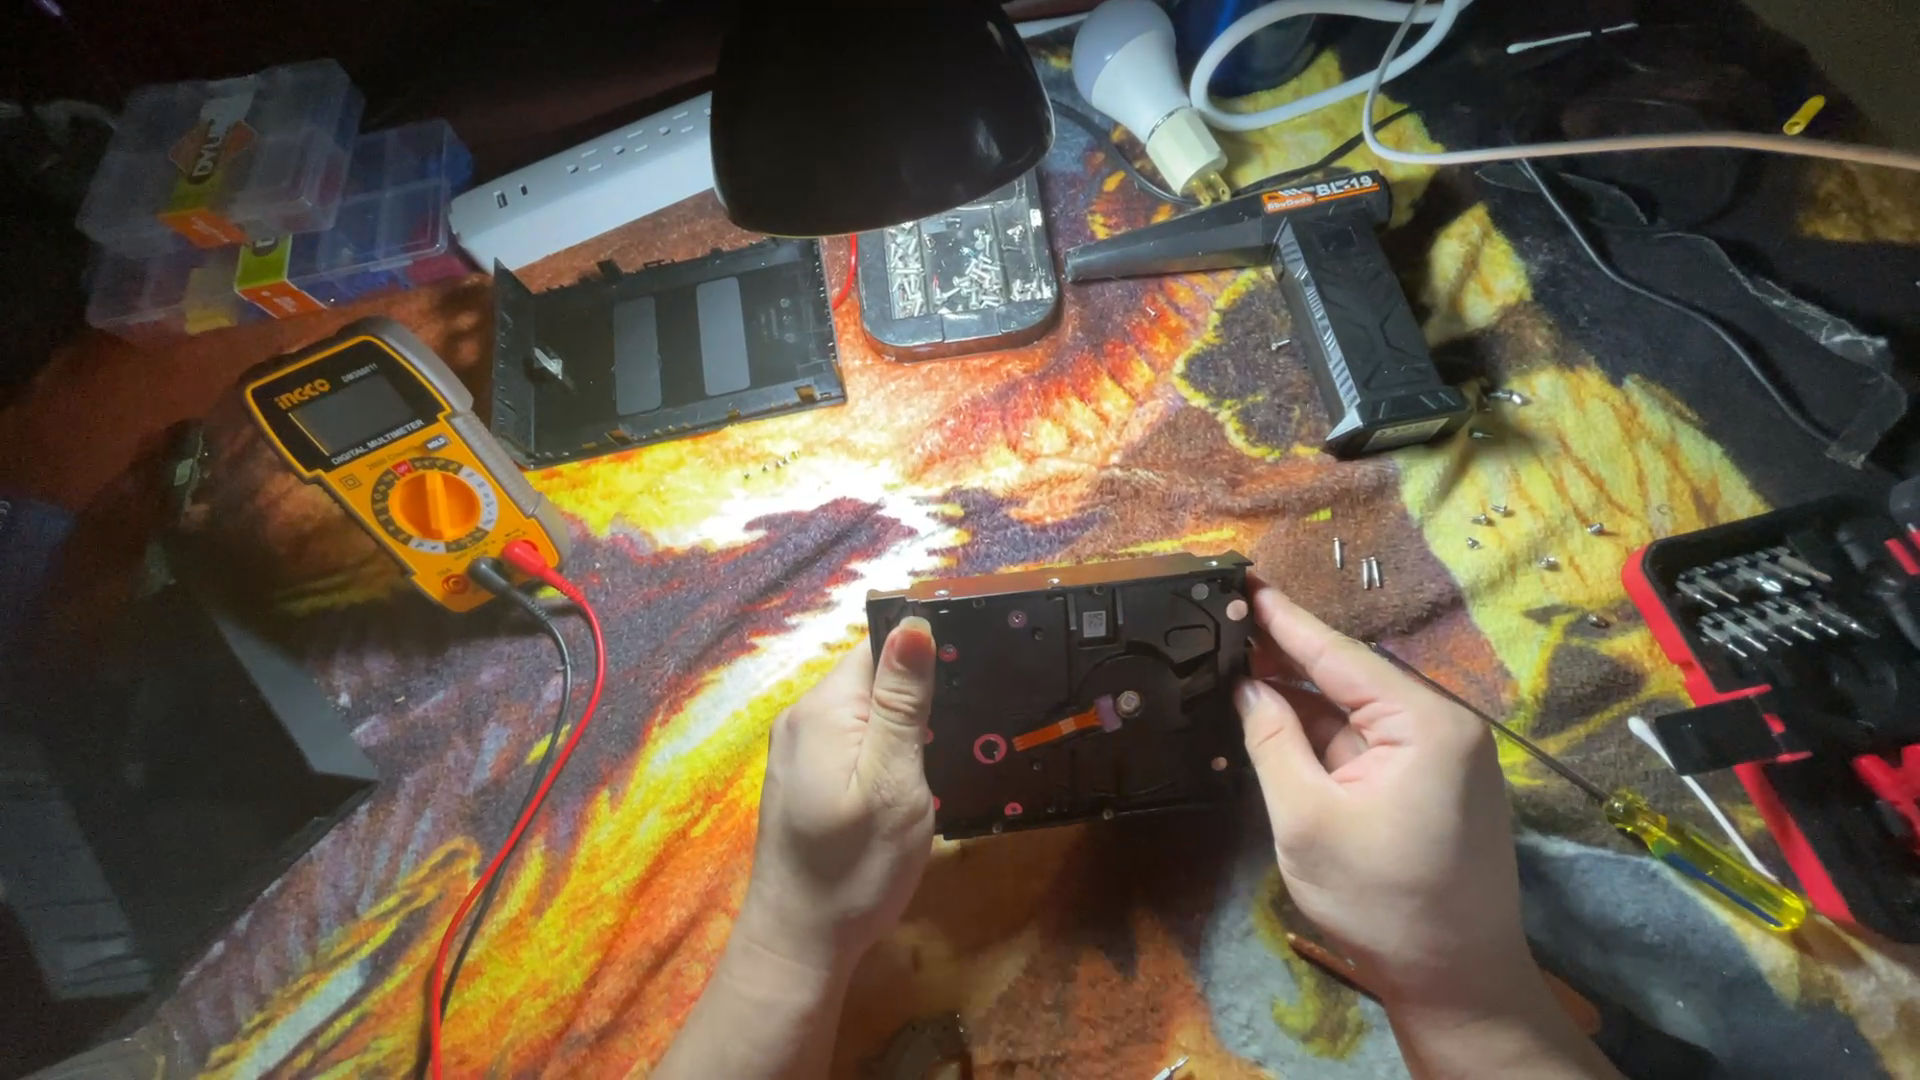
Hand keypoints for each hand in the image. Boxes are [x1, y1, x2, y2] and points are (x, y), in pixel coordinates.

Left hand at [735, 618, 937, 975]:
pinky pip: (852, 734)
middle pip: (871, 674)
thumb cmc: (854, 867)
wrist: (798, 945)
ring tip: (941, 750)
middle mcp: (804, 716)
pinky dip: (884, 744)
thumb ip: (901, 702)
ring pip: (864, 706)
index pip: (879, 647)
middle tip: (964, 722)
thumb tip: (913, 624)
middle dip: (917, 690)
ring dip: (903, 720)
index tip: (969, 672)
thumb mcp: (892, 781)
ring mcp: (799, 746)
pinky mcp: (804, 772)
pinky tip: (907, 772)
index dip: (924, 651)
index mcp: (824, 708)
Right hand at [1235, 584, 1530, 1009]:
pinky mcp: (1423, 777)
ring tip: (1233, 661)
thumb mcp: (1307, 818)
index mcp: (1424, 723)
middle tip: (1222, 621)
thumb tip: (1246, 687)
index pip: (1338, 653)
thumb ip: (1272, 740)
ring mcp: (1435, 752)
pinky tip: (1271, 711)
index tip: (1242, 580)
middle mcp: (1439, 724)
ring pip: (1349, 706)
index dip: (1283, 618)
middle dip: (1282, 652)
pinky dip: (1314, 726)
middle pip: (1346, 674)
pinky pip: (1359, 736)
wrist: (1456, 984)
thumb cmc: (1380, 901)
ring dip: (1294, 693)